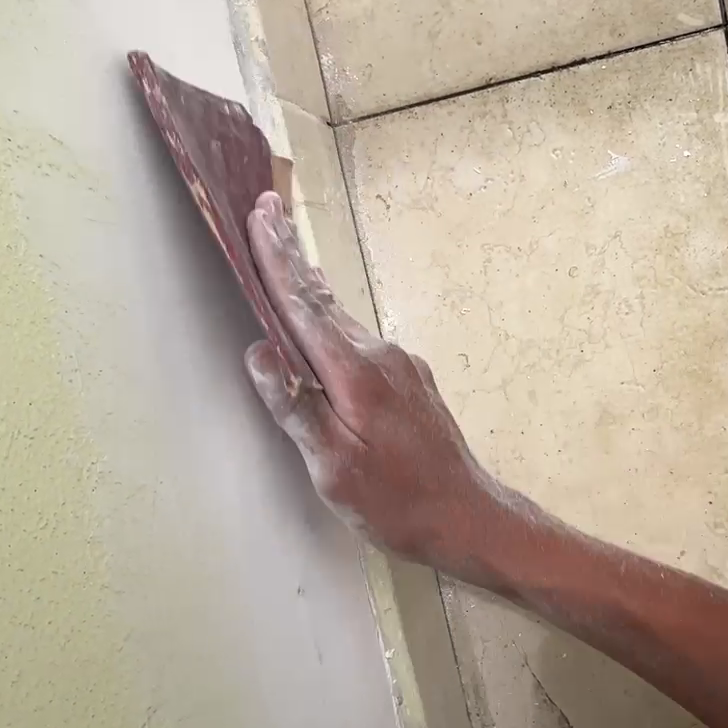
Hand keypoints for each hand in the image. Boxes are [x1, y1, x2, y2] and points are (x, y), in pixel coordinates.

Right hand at [243, 191, 502, 569]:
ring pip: (345, 322)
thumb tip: (260, 352)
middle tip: (269, 212)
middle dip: (293, 259)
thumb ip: (298, 407)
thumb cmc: (395, 501)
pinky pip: (363, 342)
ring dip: (313, 292)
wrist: (467, 515)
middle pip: (325, 303)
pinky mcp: (412, 382)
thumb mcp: (334, 466)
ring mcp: (403, 366)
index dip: (280, 260)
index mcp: (357, 372)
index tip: (261, 214)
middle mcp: (383, 355)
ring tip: (291, 258)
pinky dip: (335, 325)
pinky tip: (328, 325)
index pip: (306, 305)